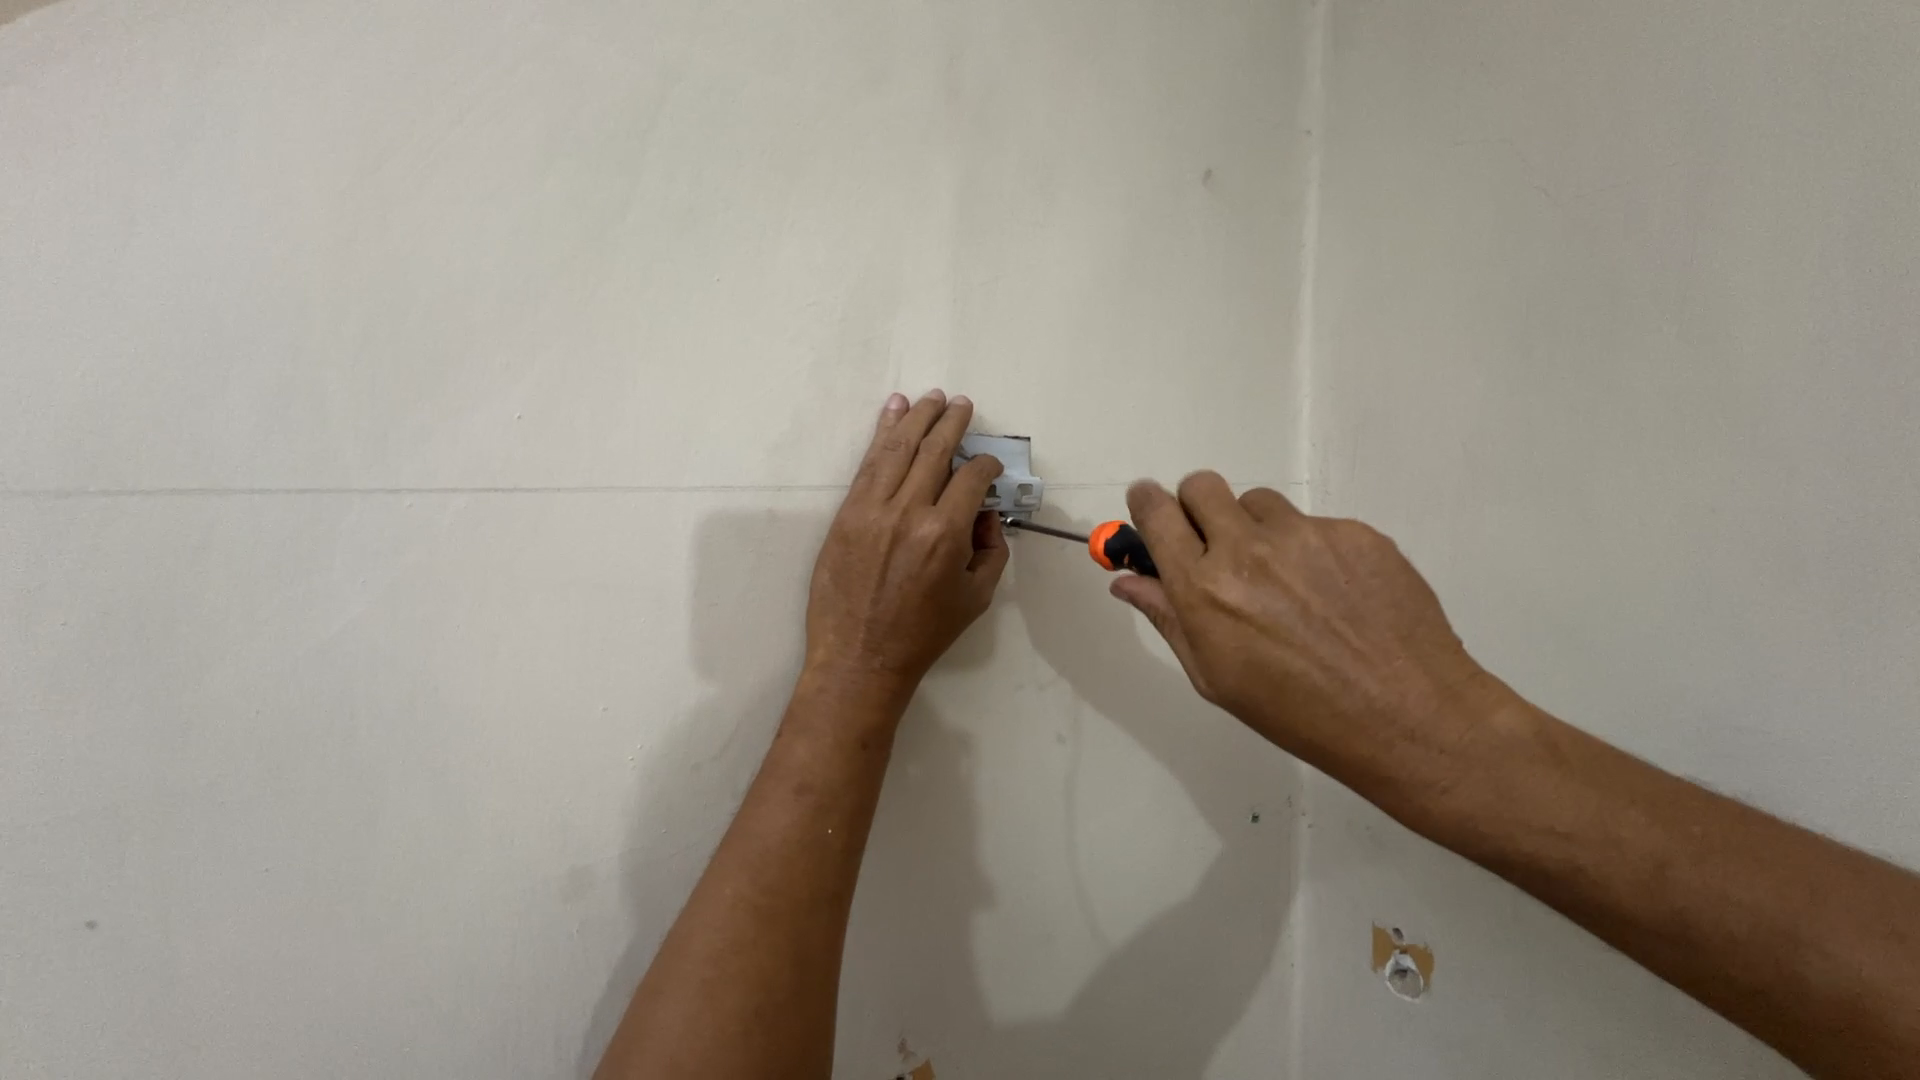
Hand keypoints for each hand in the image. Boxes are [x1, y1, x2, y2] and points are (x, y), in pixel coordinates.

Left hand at [803, 391, 1008, 696]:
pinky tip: (891, 413)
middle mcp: (909, 512)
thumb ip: (990, 550)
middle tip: (962, 405)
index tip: (990, 465)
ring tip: (930, 398)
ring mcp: (872, 510)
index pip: (971, 478)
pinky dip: (880, 435)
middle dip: (952, 423)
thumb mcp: (975, 598)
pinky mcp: (846, 514)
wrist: (861, 657)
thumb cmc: (923, 634)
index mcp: (945, 534)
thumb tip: (983, 514)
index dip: (986, 466)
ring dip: (916, 418)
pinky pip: (867, 465)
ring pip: (897, 448)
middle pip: (934, 451)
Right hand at [1109, 472, 1506, 773]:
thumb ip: (1168, 617)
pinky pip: (1313, 524)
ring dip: (1255, 528)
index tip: (1149, 505)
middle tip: (1213, 543)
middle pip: (1202, 486)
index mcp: (1204, 589)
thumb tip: (1127, 579)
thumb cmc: (1295, 710)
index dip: (1146, 502)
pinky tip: (1332, 594)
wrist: (1406, 715)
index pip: (1157, 514)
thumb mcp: (1214, 676)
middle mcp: (1248, 549)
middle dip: (1197, 507)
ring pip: (1259, 503)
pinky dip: (1309, 549)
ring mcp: (1305, 535)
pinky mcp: (1354, 532)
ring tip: (1284, 580)